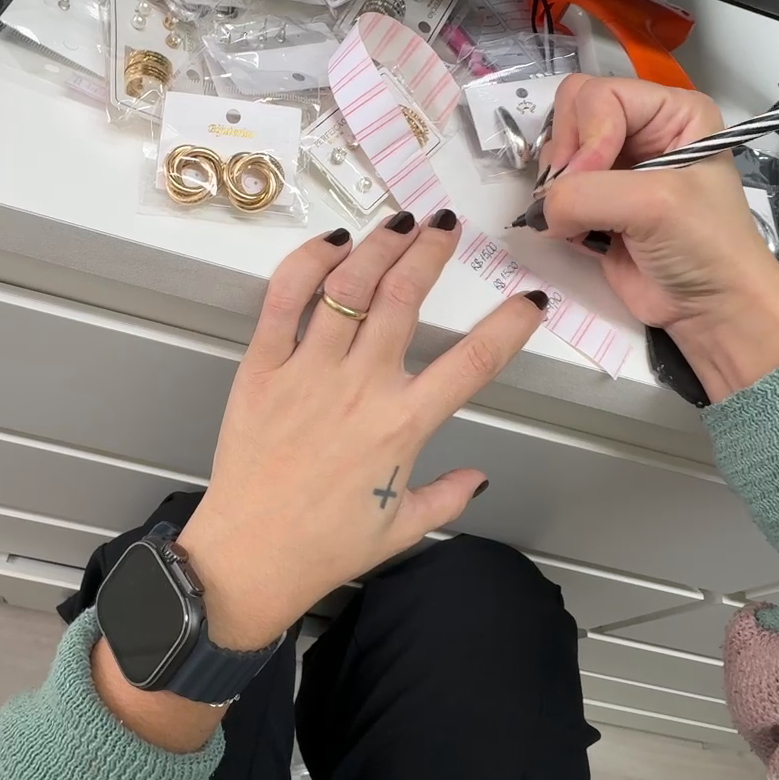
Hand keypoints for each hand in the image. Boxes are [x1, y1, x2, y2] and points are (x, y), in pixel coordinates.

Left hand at [177, 211, 549, 649]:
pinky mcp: (262, 368)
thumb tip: (479, 477)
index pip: (473, 362)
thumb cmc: (324, 547)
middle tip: (446, 228)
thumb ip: (449, 497)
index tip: (529, 301)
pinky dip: (306, 263)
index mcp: (403, 426)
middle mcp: (360, 387)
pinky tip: (331, 243)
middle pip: (405, 298)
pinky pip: (283, 301)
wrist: (249, 557)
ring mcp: (308, 372)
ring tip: (399, 221)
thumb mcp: (401, 528)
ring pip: (349, 287)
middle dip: (432, 251)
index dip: (509, 325)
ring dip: (379, 245)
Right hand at [528, 75, 778, 400]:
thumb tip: (543, 206)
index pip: (595, 95)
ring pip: (554, 157)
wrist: (709, 308)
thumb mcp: (654, 204)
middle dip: (565, 160)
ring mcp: (613, 169)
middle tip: (581, 200)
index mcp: (670, 111)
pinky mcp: (593, 206)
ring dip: (558, 191)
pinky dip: (554, 214)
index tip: (593, 180)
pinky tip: (580, 234)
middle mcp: (639, 131)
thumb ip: (587, 193)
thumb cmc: (704, 247)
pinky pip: (551, 194)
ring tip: (586, 223)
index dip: (586, 136)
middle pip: (567, 117)